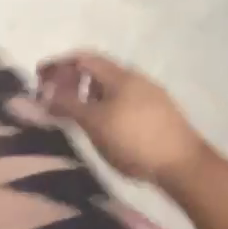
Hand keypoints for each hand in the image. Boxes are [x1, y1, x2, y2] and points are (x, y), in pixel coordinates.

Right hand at [37, 51, 215, 186]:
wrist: (188, 169)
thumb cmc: (134, 141)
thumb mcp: (93, 122)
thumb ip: (67, 105)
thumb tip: (45, 94)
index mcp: (120, 75)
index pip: (82, 58)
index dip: (58, 65)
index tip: (39, 78)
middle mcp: (137, 79)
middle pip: (98, 70)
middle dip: (73, 80)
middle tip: (56, 97)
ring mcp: (153, 97)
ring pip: (113, 87)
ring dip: (90, 95)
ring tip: (78, 114)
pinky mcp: (163, 116)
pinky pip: (126, 101)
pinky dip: (106, 106)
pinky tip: (105, 126)